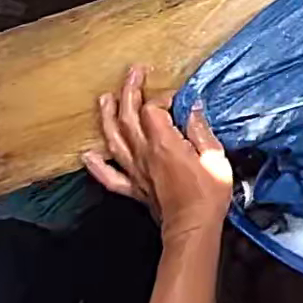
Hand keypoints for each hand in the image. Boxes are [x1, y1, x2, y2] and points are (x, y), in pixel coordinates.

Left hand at [83, 65, 232, 242]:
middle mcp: (144, 155)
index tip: (177, 98)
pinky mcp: (134, 189)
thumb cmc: (208, 193)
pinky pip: (110, 177)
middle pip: (128, 118)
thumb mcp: (214, 155)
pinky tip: (88, 155)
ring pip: (114, 141)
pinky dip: (97, 166)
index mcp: (164, 144)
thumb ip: (200, 129)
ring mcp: (136, 172)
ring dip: (107, 118)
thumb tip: (193, 106)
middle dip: (129, 92)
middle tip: (133, 72)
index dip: (160, 97)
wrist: (193, 230)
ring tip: (104, 99)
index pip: (151, 110)